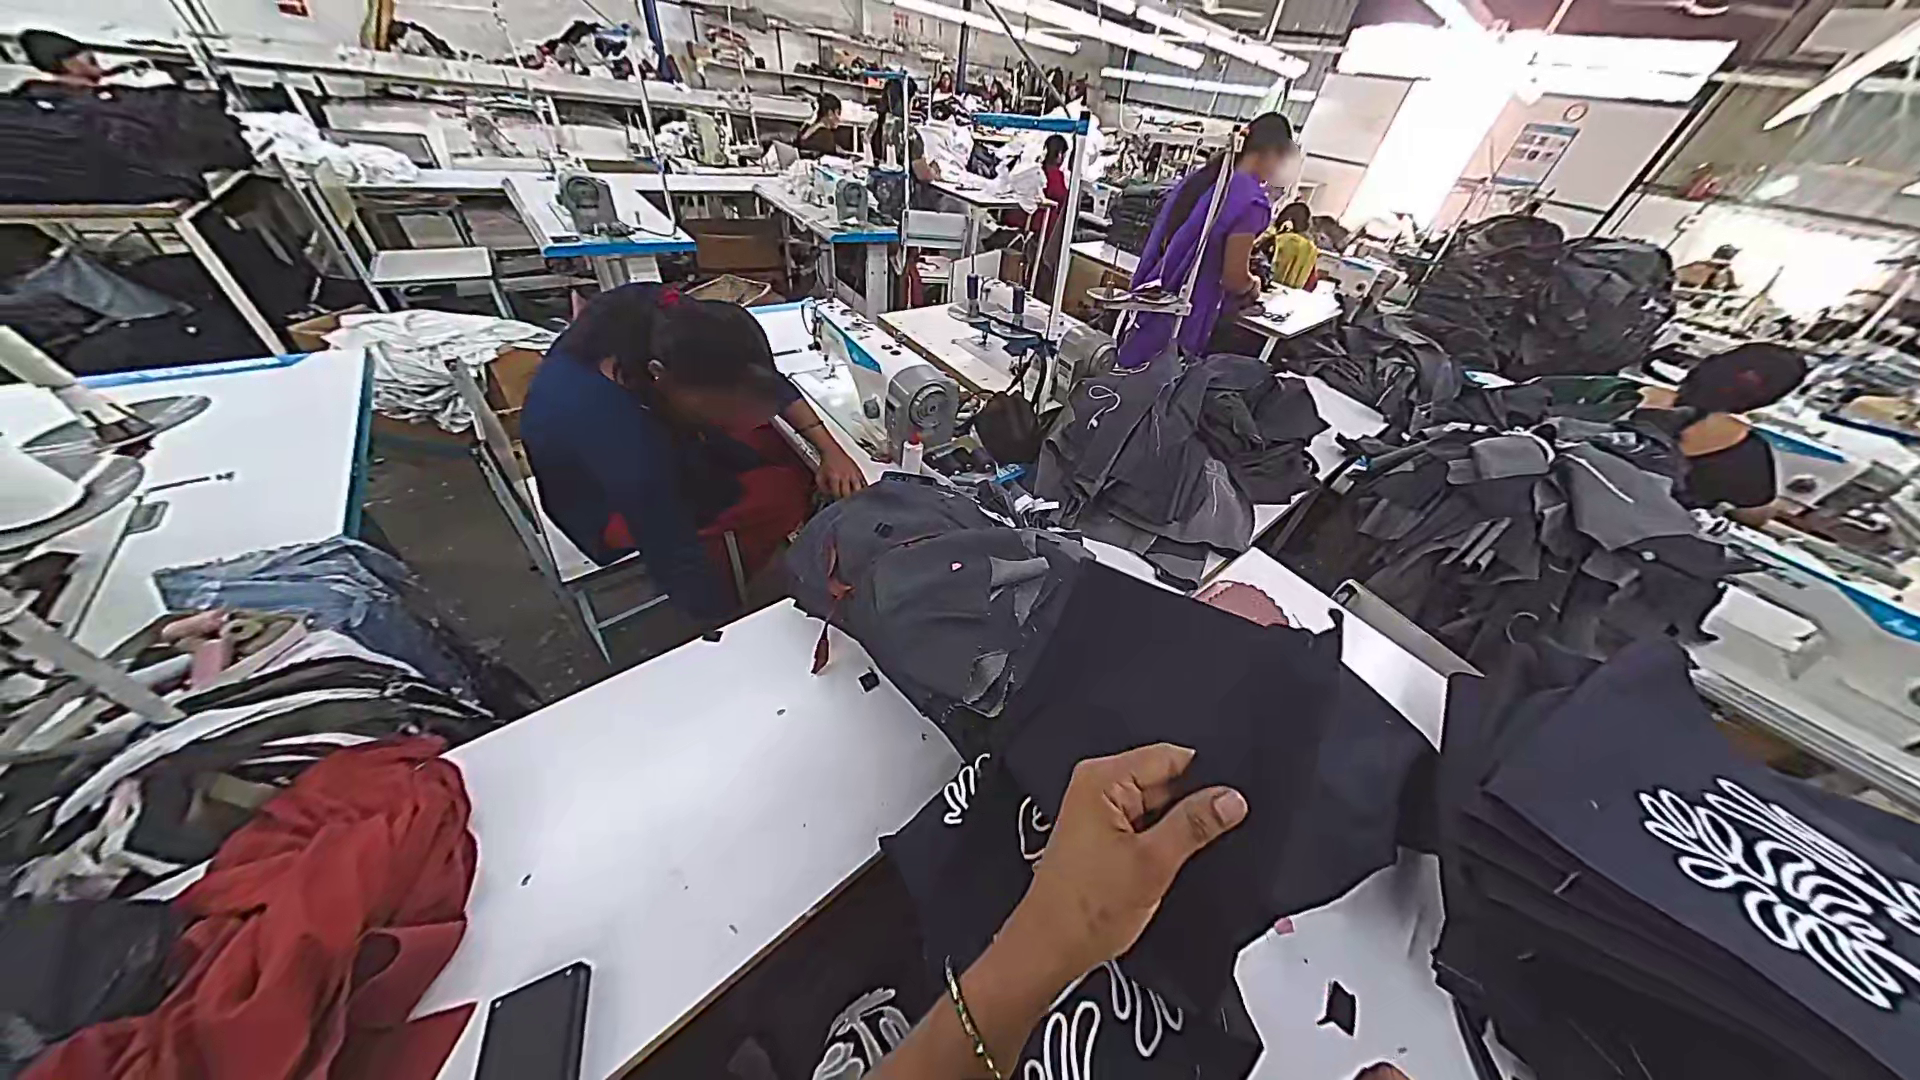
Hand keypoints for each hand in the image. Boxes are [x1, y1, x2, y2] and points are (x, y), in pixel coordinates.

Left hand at [816, 444, 869, 498]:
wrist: (832, 451)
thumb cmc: (826, 464)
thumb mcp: (819, 477)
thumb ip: (823, 489)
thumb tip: (827, 498)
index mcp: (835, 477)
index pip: (837, 494)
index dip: (836, 501)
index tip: (836, 503)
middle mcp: (845, 475)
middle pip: (849, 494)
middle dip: (846, 500)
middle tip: (845, 503)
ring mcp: (853, 473)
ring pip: (859, 490)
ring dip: (856, 496)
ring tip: (855, 500)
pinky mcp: (859, 472)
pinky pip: (864, 483)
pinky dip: (864, 489)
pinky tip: (863, 493)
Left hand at [1004, 743, 1246, 981]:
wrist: (1053, 944)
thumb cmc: (1085, 907)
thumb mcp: (1152, 862)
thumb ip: (1194, 825)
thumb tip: (1229, 799)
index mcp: (1102, 777)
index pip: (1168, 756)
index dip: (1205, 774)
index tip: (1233, 798)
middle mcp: (1098, 785)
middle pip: (1164, 779)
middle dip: (1191, 805)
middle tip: (1212, 835)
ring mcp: (1100, 808)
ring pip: (1158, 804)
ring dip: (1176, 826)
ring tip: (1180, 855)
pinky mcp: (1104, 830)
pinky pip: (1145, 822)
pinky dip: (1162, 839)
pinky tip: (1169, 861)